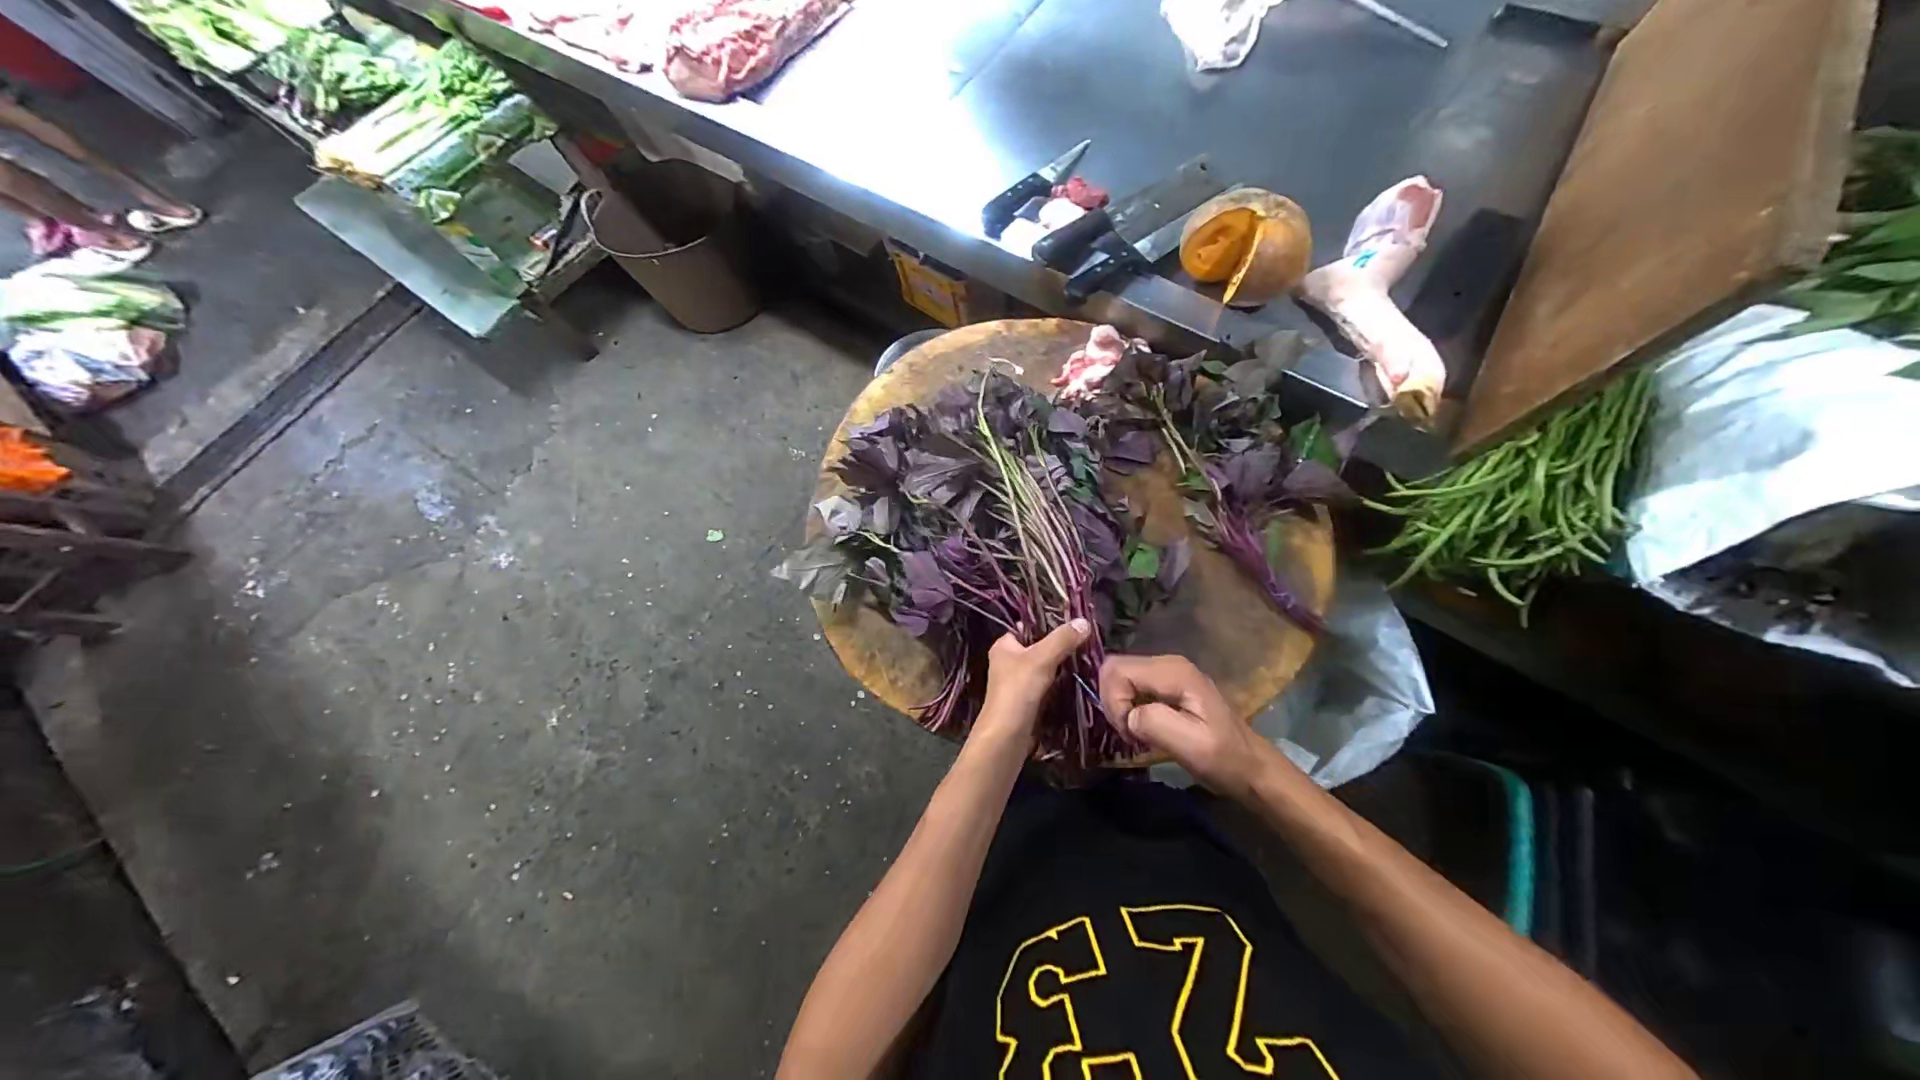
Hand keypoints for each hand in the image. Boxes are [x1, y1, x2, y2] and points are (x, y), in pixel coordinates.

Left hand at [973, 618, 1092, 744]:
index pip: (1027, 627)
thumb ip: (1062, 639)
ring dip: (1062, 666)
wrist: (1007, 735)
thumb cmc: (1018, 690)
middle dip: (1060, 646)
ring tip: (1087, 658)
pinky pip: (1047, 685)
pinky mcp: (1027, 700)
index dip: (1048, 624)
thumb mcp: (1041, 658)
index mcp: (1004, 646)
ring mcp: (1017, 683)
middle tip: (1086, 641)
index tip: (1074, 623)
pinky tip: (1078, 679)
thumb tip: (1084, 621)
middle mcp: (1008, 662)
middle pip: (1038, 647)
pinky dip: (1060, 683)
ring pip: (1044, 667)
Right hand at [1099, 654, 1282, 800]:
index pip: (1117, 670)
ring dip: (1119, 706)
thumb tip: (1129, 715)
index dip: (1113, 701)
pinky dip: (1128, 706)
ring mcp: (1168, 672)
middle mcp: (1168, 663)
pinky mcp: (1167, 683)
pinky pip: (1132, 685)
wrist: (1253, 767)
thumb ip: (1154, 723)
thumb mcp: (1191, 745)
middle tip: (1129, 733)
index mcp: (1174, 672)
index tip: (1129, 731)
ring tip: (1136, 733)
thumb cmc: (1224, 759)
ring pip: (1121, 676)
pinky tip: (1143, 727)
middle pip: (1115, 668)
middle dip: (1113, 702)